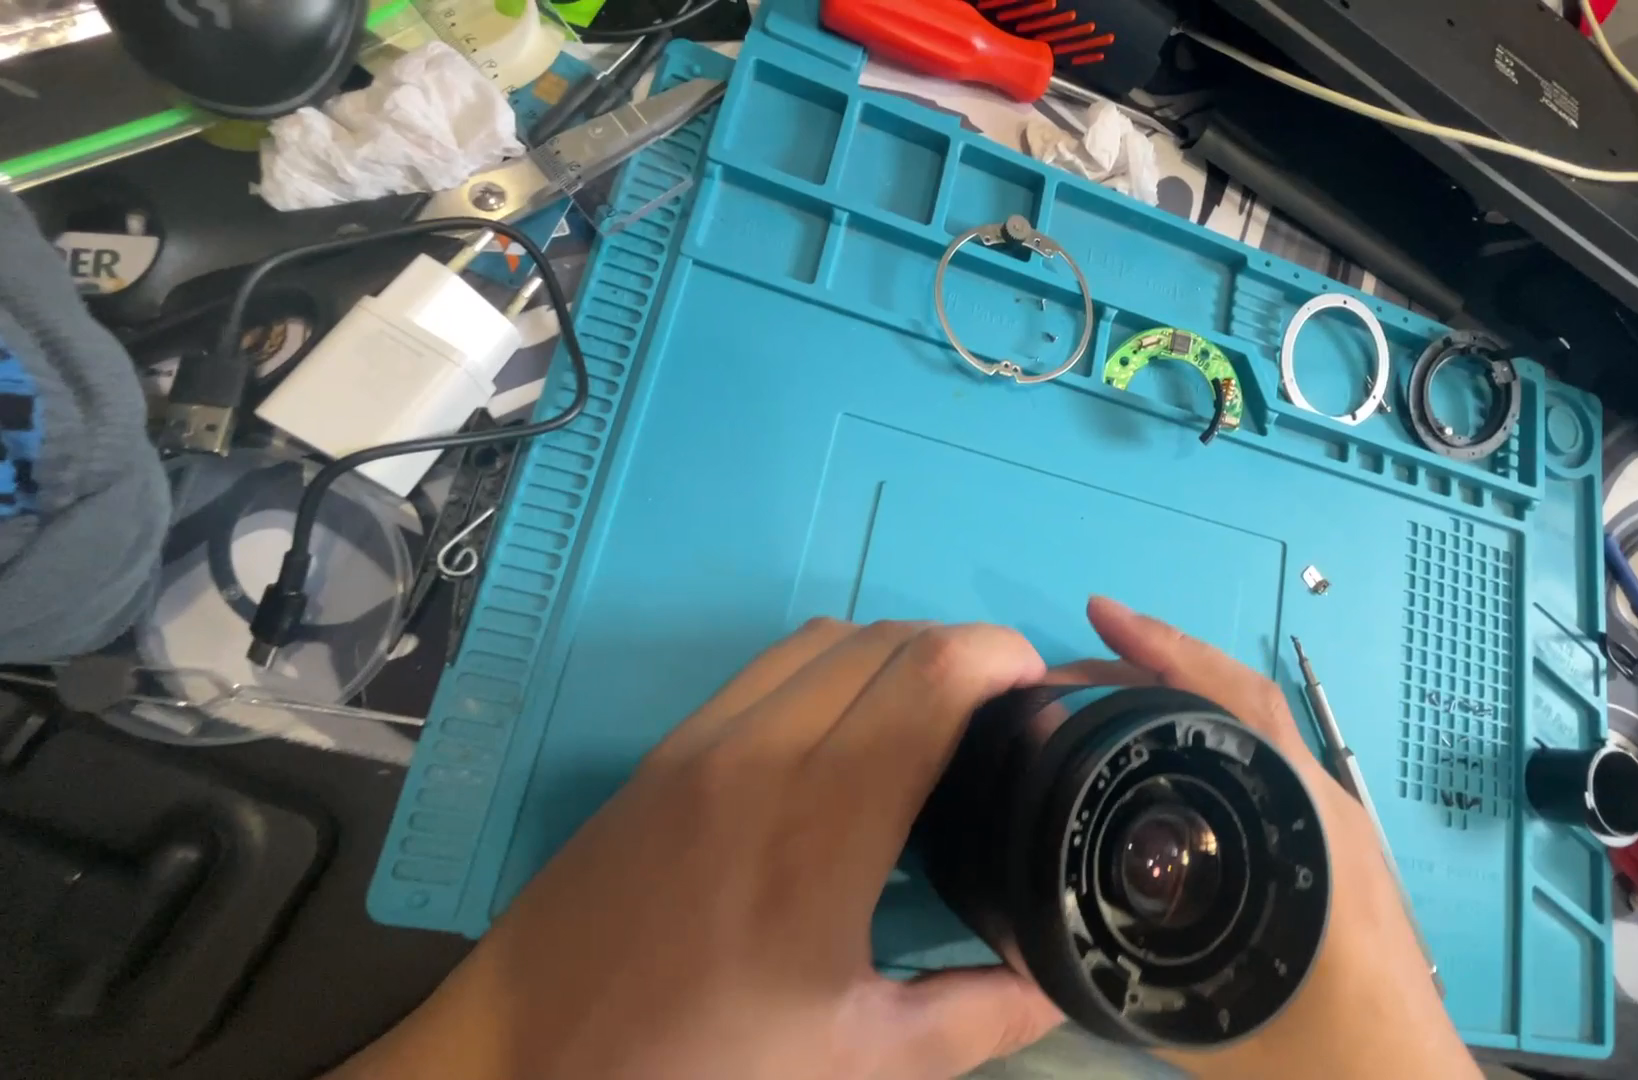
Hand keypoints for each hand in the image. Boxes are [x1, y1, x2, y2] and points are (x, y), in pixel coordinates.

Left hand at [333, 619, 1062, 1079]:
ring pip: (832, 636)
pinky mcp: (671, 743)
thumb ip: (973, 1017)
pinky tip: (849, 720)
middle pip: (891, 638)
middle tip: (1000, 706)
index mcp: (827, 820)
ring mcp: (710, 735)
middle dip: (964, 648)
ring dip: (899, 649)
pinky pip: (777, 663)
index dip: (1002, 655)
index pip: (933, 675)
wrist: (514, 1071)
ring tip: (932, 705)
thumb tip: (1054, 979)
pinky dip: (837, 663)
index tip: (1040, 688)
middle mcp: (768, 749)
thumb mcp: (853, 1064)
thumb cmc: (693, 1073)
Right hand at [1074, 597, 1475, 1079]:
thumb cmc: (1322, 1058)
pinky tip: (1160, 749)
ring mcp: (1329, 815)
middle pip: (1239, 697)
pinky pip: (1253, 752)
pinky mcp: (1324, 834)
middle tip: (1078, 661)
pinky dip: (1199, 727)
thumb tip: (1037, 925)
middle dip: (1154, 661)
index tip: (1103, 614)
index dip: (1166, 647)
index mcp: (1306, 823)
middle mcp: (1322, 802)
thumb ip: (1127, 970)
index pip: (1237, 702)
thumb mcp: (1209, 1019)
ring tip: (1106, 687)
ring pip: (1248, 721)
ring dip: (1176, 690)